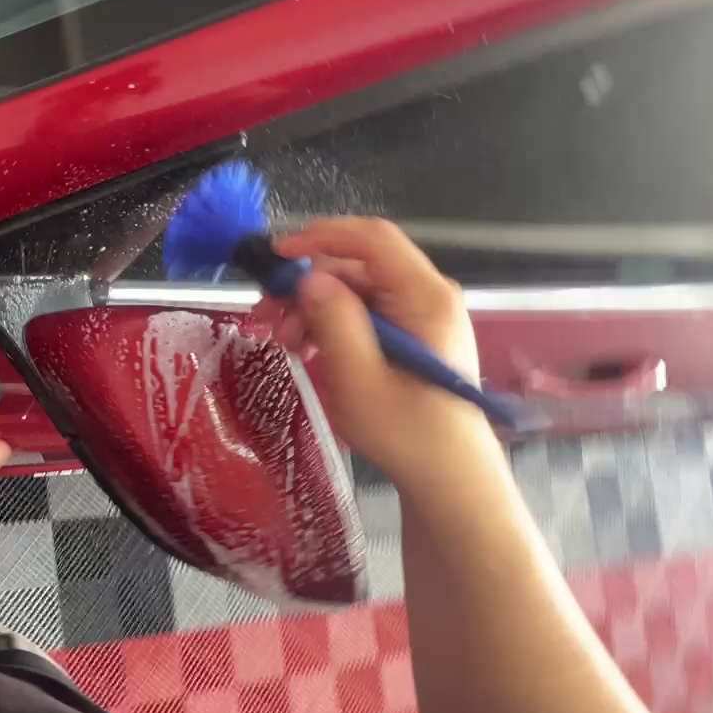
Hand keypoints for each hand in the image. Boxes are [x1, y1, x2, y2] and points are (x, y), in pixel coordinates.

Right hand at [254, 217, 497, 489]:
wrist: (446, 475)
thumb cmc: (406, 432)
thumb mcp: (359, 380)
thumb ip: (336, 323)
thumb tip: (308, 278)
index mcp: (423, 297)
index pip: (372, 239)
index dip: (320, 237)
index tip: (274, 257)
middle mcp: (424, 295)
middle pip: (355, 267)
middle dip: (305, 286)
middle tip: (266, 319)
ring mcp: (417, 315)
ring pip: (352, 291)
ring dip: (310, 310)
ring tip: (285, 345)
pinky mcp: (407, 335)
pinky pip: (360, 314)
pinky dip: (326, 325)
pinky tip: (306, 350)